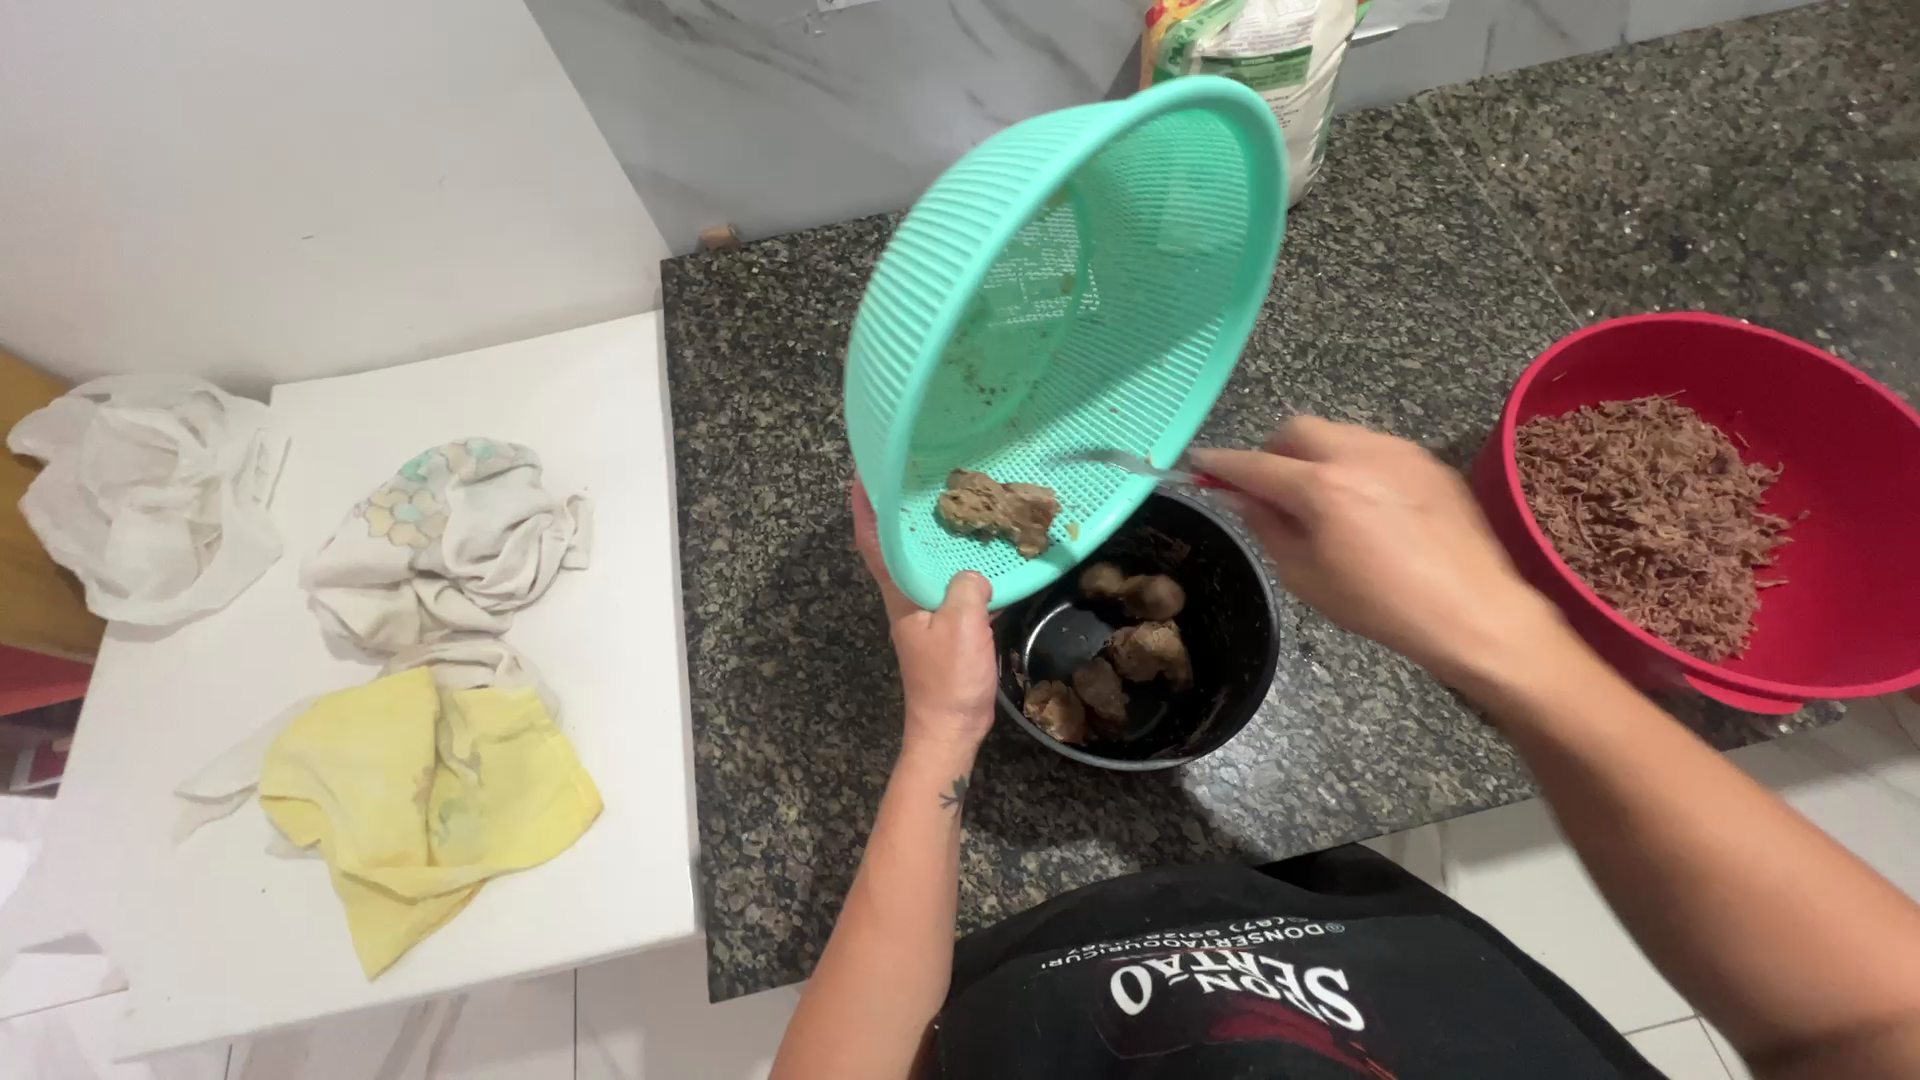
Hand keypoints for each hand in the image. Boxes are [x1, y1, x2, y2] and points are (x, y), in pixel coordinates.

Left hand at [851, 478, 997, 753]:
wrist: (949, 729)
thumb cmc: (949, 679)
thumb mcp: (962, 627)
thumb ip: (968, 589)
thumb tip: (975, 574)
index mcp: (899, 594)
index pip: (873, 543)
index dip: (864, 508)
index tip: (863, 473)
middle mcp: (905, 599)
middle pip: (894, 548)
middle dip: (898, 513)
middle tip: (918, 479)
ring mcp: (923, 614)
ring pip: (922, 565)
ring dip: (930, 538)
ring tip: (954, 507)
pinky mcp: (944, 628)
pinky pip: (949, 585)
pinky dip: (958, 566)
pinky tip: (981, 557)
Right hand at [1191, 418, 1573, 691]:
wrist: (1472, 611)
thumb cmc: (1378, 604)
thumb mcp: (1303, 575)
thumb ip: (1265, 526)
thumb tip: (1237, 497)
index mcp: (1321, 488)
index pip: (1254, 465)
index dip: (1220, 464)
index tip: (1198, 463)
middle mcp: (1357, 455)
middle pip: (1295, 429)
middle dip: (1271, 451)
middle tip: (1267, 487)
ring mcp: (1398, 452)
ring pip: (1336, 433)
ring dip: (1311, 454)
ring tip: (1319, 497)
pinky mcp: (1427, 461)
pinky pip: (1372, 446)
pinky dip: (1350, 462)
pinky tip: (1362, 502)